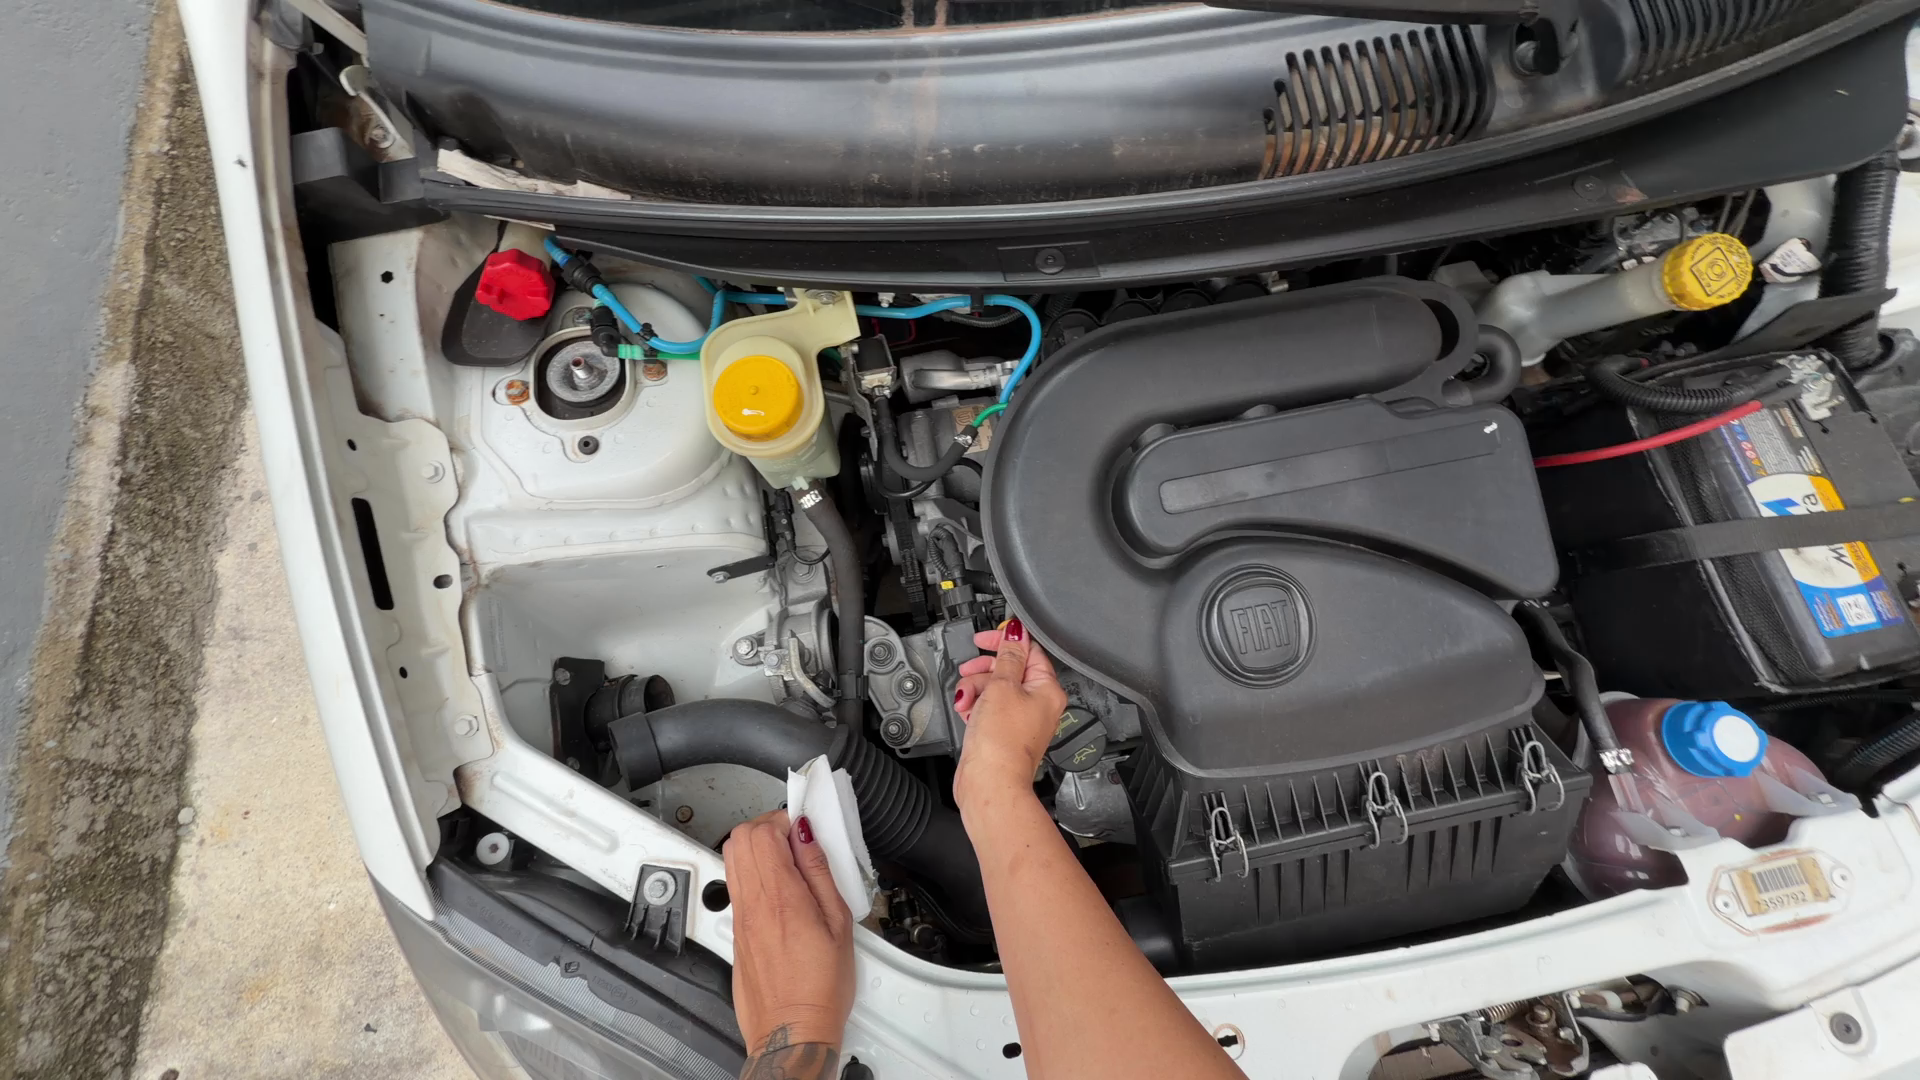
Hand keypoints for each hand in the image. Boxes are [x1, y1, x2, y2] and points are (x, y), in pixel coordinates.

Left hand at [722, 810, 854, 1071]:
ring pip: (732, 856)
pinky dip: (753, 870)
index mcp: (780, 897)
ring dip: (758, 845)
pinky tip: (780, 884)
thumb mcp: (838, 922)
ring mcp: (739, 918)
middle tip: (795, 838)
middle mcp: (752, 903)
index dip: (786, 819)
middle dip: (769, 825)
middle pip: (741, 837)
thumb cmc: (821, 986)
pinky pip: (735, 883)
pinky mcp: (735, 932)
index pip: (764, 832)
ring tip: (787, 858)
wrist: (792, 1034)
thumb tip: (807, 836)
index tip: (805, 828)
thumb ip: (819, 871)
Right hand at [951, 618, 1069, 812]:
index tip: (985, 639)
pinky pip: (988, 708)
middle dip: (984, 670)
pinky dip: (975, 707)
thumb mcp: (1002, 686)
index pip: (1029, 651)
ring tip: (967, 701)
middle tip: (969, 671)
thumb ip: (1008, 656)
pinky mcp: (1004, 732)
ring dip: (975, 690)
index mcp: (1047, 689)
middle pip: (1009, 669)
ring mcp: (1021, 719)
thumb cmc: (1002, 742)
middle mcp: (1038, 704)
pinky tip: (968, 714)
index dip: (1005, 642)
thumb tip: (1015, 632)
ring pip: (995, 688)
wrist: (990, 783)